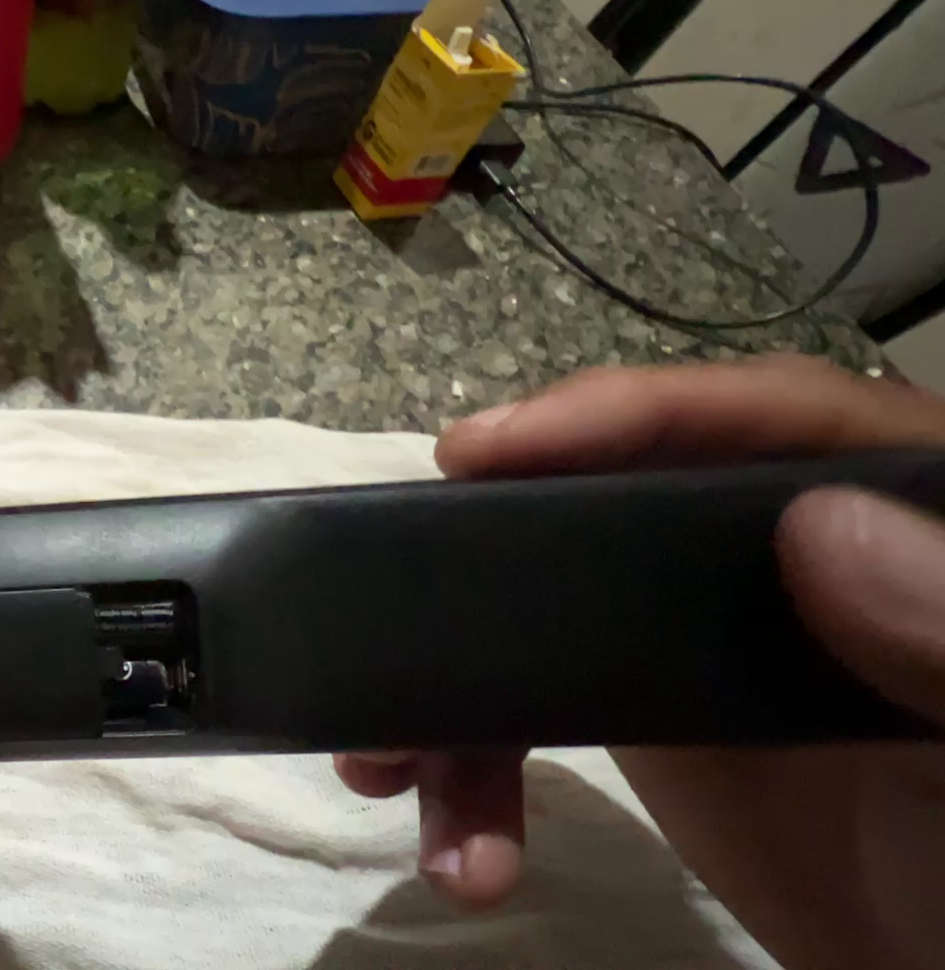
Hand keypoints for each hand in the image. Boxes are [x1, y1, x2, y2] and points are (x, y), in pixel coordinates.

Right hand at [336, 356, 944, 968]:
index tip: (474, 450)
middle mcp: (758, 562)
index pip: (750, 422)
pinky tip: (456, 846)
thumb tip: (819, 525)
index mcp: (885, 527)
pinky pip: (515, 711)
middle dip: (466, 557)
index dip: (607, 415)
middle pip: (587, 512)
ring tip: (380, 763)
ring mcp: (678, 638)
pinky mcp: (626, 711)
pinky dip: (468, 773)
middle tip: (376, 585)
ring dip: (437, 695)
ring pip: (521, 620)